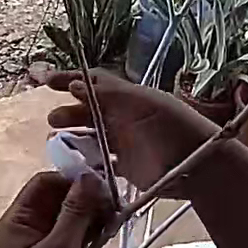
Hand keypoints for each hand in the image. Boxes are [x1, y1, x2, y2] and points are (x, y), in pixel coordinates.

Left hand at [0, 172, 105, 247]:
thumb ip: (75, 212)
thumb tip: (89, 177)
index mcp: (17, 221)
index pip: (44, 183)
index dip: (71, 178)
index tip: (102, 181)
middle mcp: (28, 228)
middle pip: (59, 197)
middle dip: (86, 196)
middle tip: (115, 200)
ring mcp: (44, 245)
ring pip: (71, 216)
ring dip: (92, 213)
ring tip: (116, 217)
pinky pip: (77, 235)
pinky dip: (92, 232)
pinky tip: (110, 231)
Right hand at [46, 70, 219, 196]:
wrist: (201, 166)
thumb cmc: (174, 129)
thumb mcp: (143, 104)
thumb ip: (110, 94)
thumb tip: (75, 84)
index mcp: (129, 97)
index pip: (95, 83)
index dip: (71, 79)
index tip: (46, 82)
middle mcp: (124, 117)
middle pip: (89, 110)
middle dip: (69, 112)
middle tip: (53, 120)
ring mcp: (125, 143)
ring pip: (91, 136)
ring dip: (73, 136)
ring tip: (55, 142)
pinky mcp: (127, 168)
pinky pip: (100, 162)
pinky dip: (85, 162)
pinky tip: (72, 165)